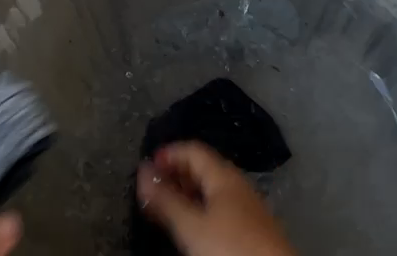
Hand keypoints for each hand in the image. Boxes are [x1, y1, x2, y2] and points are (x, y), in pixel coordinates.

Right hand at [136, 142, 295, 255]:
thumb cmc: (230, 246)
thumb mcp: (191, 226)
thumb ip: (165, 200)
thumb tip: (142, 172)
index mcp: (224, 176)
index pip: (193, 149)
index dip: (169, 153)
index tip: (148, 165)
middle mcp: (238, 184)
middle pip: (204, 168)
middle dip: (177, 174)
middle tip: (155, 188)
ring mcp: (249, 206)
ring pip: (213, 190)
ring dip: (190, 194)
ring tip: (171, 209)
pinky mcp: (254, 228)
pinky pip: (223, 207)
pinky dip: (203, 209)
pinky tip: (196, 228)